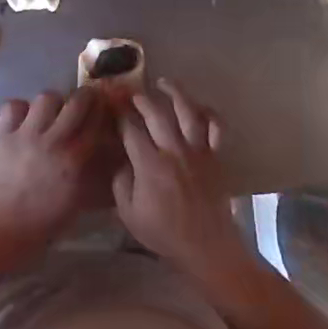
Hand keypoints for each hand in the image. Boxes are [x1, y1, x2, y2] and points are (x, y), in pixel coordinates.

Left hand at [0, 87, 110, 267]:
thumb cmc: (41, 224)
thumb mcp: (75, 201)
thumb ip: (89, 174)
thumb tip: (102, 156)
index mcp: (74, 160)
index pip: (97, 122)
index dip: (103, 111)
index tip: (103, 109)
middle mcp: (53, 141)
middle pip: (77, 101)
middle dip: (84, 97)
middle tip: (82, 101)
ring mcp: (25, 135)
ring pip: (46, 98)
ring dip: (52, 103)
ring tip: (49, 113)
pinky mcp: (1, 135)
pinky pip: (12, 106)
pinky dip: (19, 109)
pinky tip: (21, 120)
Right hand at [113, 79, 252, 281]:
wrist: (205, 245)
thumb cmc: (163, 233)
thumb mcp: (128, 213)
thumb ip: (121, 183)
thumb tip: (123, 161)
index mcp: (150, 165)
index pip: (130, 130)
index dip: (119, 115)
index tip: (111, 107)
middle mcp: (174, 151)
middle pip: (157, 113)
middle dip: (141, 98)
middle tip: (131, 92)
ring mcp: (198, 151)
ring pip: (188, 111)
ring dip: (175, 93)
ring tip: (163, 83)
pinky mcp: (216, 156)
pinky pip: (216, 127)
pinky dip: (209, 113)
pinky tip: (199, 106)